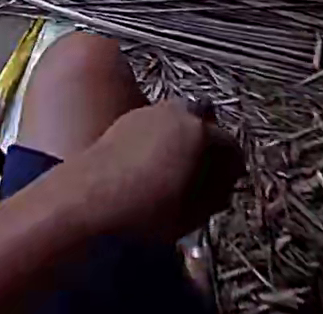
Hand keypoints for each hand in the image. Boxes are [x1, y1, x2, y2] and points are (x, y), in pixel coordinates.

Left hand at [55, 99, 242, 242]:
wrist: (91, 199)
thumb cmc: (148, 210)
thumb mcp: (194, 212)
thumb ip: (215, 191)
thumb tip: (222, 182)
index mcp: (200, 133)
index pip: (230, 145)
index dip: (232, 166)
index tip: (229, 183)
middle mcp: (177, 113)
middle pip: (205, 122)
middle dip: (209, 143)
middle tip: (206, 173)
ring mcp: (150, 110)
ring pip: (178, 117)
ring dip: (184, 135)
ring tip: (178, 167)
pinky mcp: (127, 117)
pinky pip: (156, 121)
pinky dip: (162, 135)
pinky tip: (153, 162)